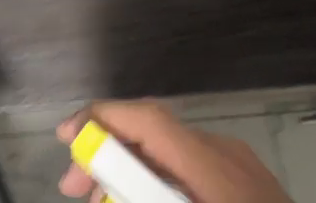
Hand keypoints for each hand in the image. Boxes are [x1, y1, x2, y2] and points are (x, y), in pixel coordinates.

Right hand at [56, 101, 292, 202]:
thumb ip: (146, 193)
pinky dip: (158, 182)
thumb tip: (110, 194)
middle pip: (154, 132)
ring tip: (100, 201)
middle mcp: (227, 157)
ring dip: (130, 170)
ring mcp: (241, 170)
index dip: (103, 120)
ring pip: (170, 152)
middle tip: (70, 189)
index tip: (67, 139)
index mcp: (215, 170)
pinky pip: (190, 170)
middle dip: (107, 151)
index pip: (151, 122)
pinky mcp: (248, 186)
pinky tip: (143, 199)